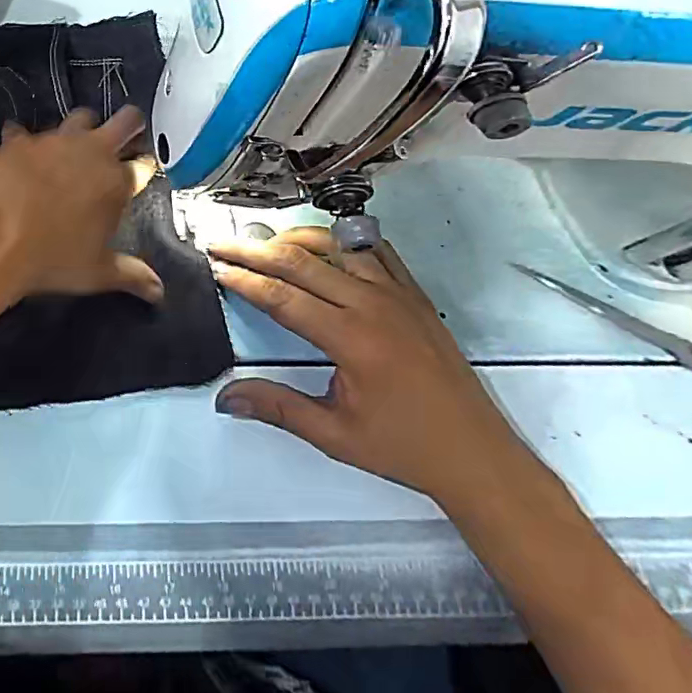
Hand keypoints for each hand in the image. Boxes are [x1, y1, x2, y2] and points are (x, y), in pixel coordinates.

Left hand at [0, 105, 164, 304]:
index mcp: (116, 182)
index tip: (139, 173)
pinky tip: (19, 157)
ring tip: (70, 151)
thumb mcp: (96, 273)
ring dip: (80, 130)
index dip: (144, 167)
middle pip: (125, 121)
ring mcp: (53, 141)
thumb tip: (156, 290)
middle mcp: (91, 152)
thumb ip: (131, 275)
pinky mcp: (18, 140)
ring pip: (79, 118)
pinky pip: (25, 131)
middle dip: (129, 126)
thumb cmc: (49, 258)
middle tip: (122, 139)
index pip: (144, 164)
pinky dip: (24, 141)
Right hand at [209, 229, 522, 498]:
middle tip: (224, 244)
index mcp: (352, 339)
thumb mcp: (334, 434)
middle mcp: (373, 305)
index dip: (243, 280)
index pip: (282, 298)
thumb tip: (227, 397)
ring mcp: (398, 294)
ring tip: (265, 241)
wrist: (475, 452)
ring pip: (338, 246)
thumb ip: (277, 407)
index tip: (216, 267)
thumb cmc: (406, 447)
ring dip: (297, 239)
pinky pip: (376, 251)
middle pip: (301, 262)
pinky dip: (345, 241)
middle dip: (255, 251)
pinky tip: (327, 243)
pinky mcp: (414, 294)